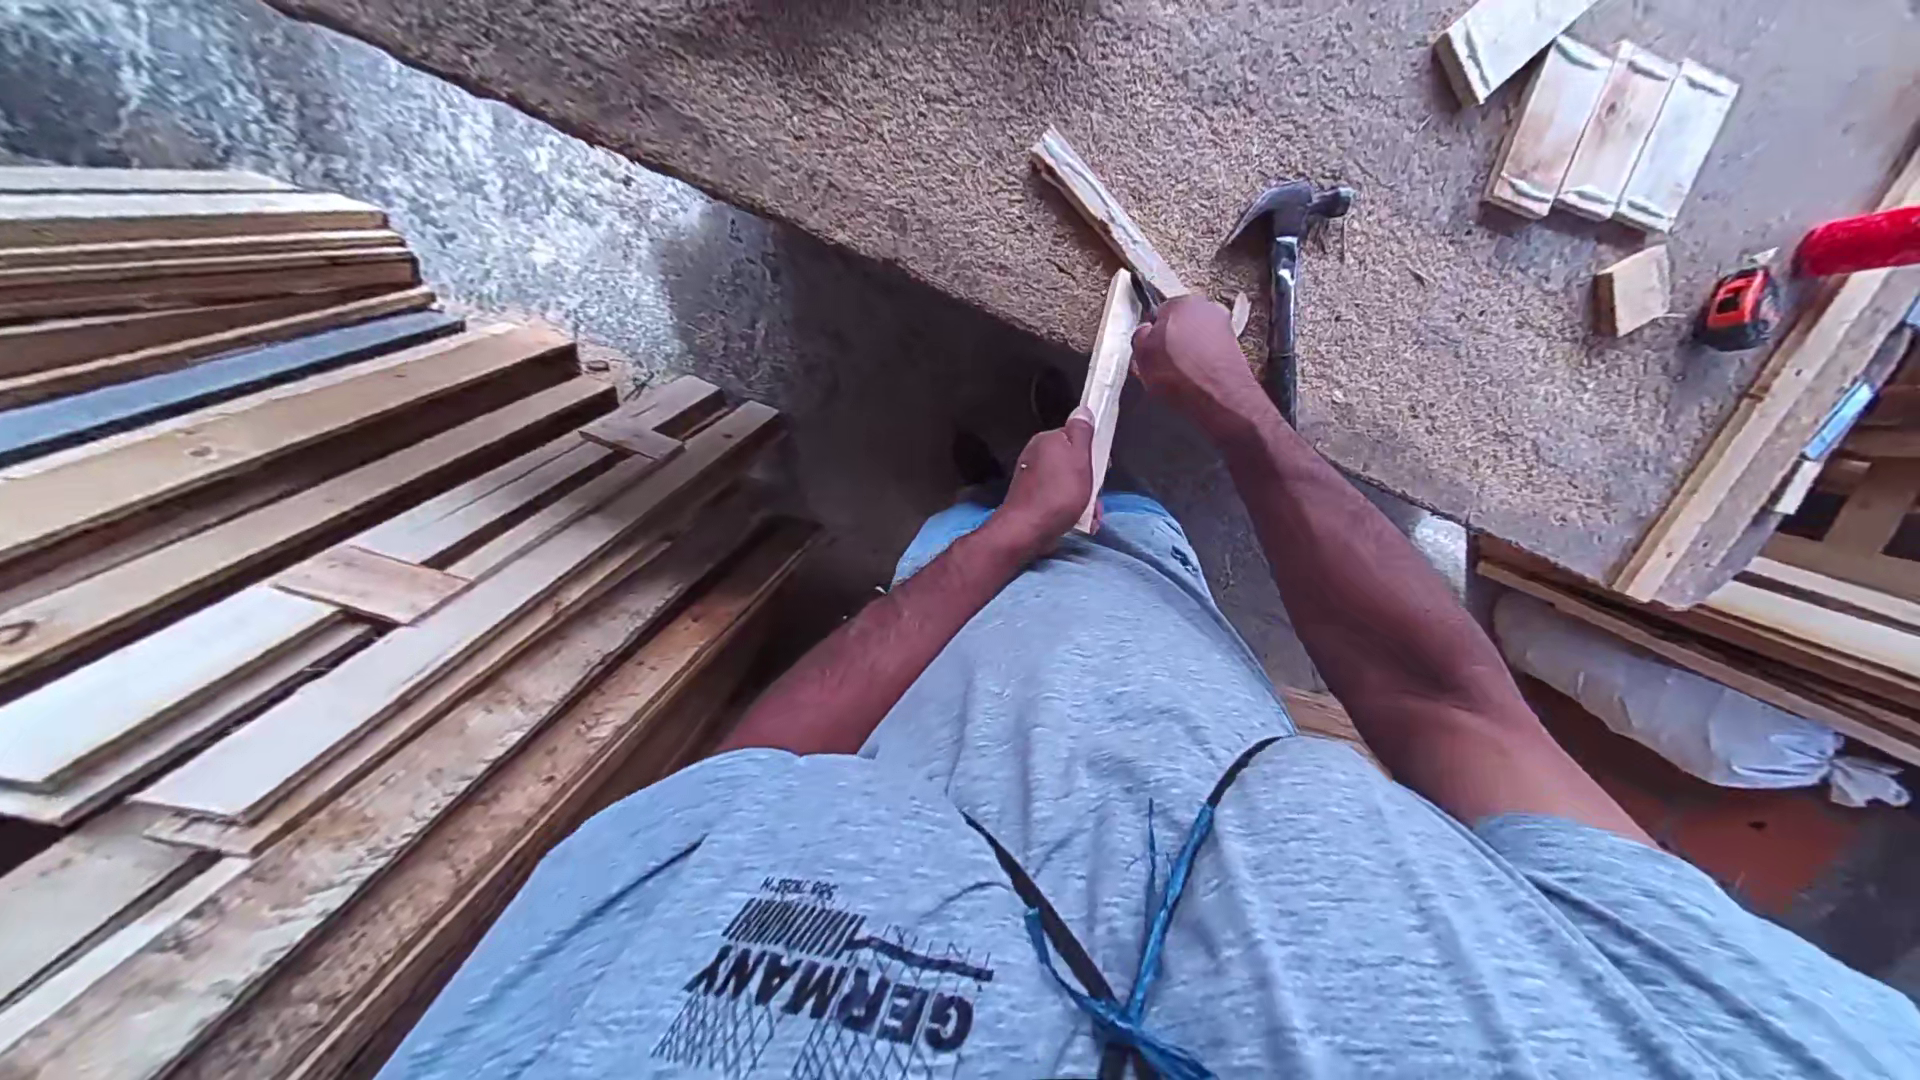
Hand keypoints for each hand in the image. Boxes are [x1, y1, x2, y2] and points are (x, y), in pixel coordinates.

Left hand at [995, 406, 1096, 551]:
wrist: (1027, 530)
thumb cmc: (1058, 493)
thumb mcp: (1079, 458)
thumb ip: (1082, 433)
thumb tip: (1083, 410)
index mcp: (1047, 440)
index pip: (1077, 436)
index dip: (1093, 451)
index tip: (1103, 467)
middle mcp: (1037, 455)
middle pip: (1073, 461)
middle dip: (1090, 479)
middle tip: (1096, 494)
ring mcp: (1033, 477)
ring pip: (1068, 482)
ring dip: (1084, 497)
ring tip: (1091, 513)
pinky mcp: (1032, 497)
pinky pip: (1058, 497)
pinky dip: (1071, 508)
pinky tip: (1080, 520)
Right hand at [1130, 295, 1272, 434]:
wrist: (1218, 396)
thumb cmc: (1179, 374)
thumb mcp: (1142, 355)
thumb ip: (1140, 336)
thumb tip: (1145, 332)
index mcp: (1181, 302)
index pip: (1159, 313)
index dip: (1151, 333)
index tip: (1148, 349)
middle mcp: (1207, 307)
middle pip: (1180, 323)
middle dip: (1171, 340)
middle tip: (1161, 364)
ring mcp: (1224, 327)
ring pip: (1195, 339)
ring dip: (1187, 353)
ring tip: (1178, 375)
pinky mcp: (1234, 347)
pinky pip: (1208, 353)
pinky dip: (1201, 363)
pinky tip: (1194, 379)